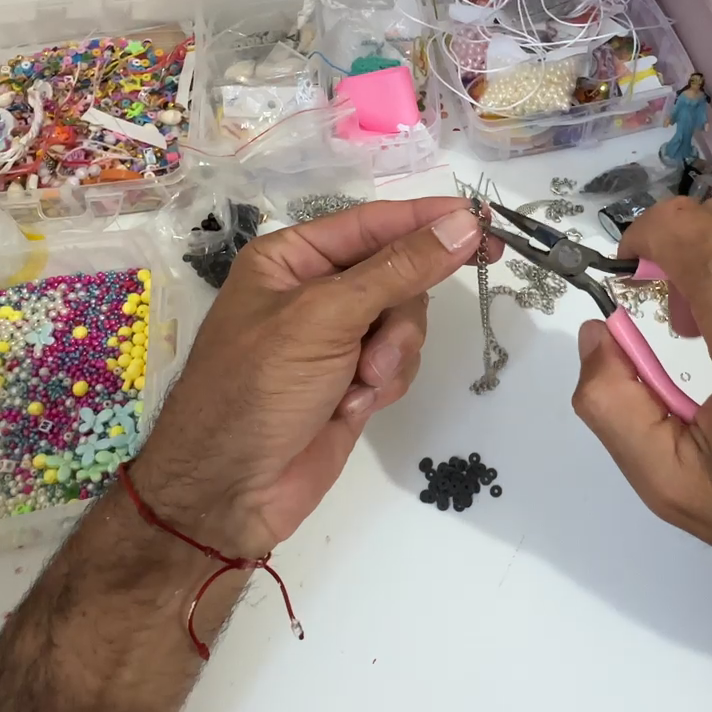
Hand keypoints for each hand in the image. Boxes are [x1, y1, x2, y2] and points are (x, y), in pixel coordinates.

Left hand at [130, 197, 486, 555]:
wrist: (230, 493)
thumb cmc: (260, 387)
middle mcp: (316, 290)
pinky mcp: (355, 377)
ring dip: (391, 354)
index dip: (427, 220)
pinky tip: (355, 404)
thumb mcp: (326, 317)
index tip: (482, 219)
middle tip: (387, 346)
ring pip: (405, 321)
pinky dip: (387, 381)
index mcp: (293, 257)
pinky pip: (400, 359)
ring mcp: (337, 337)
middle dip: (399, 314)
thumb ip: (400, 269)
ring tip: (361, 383)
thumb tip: (463, 224)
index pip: (374, 223)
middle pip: (398, 274)